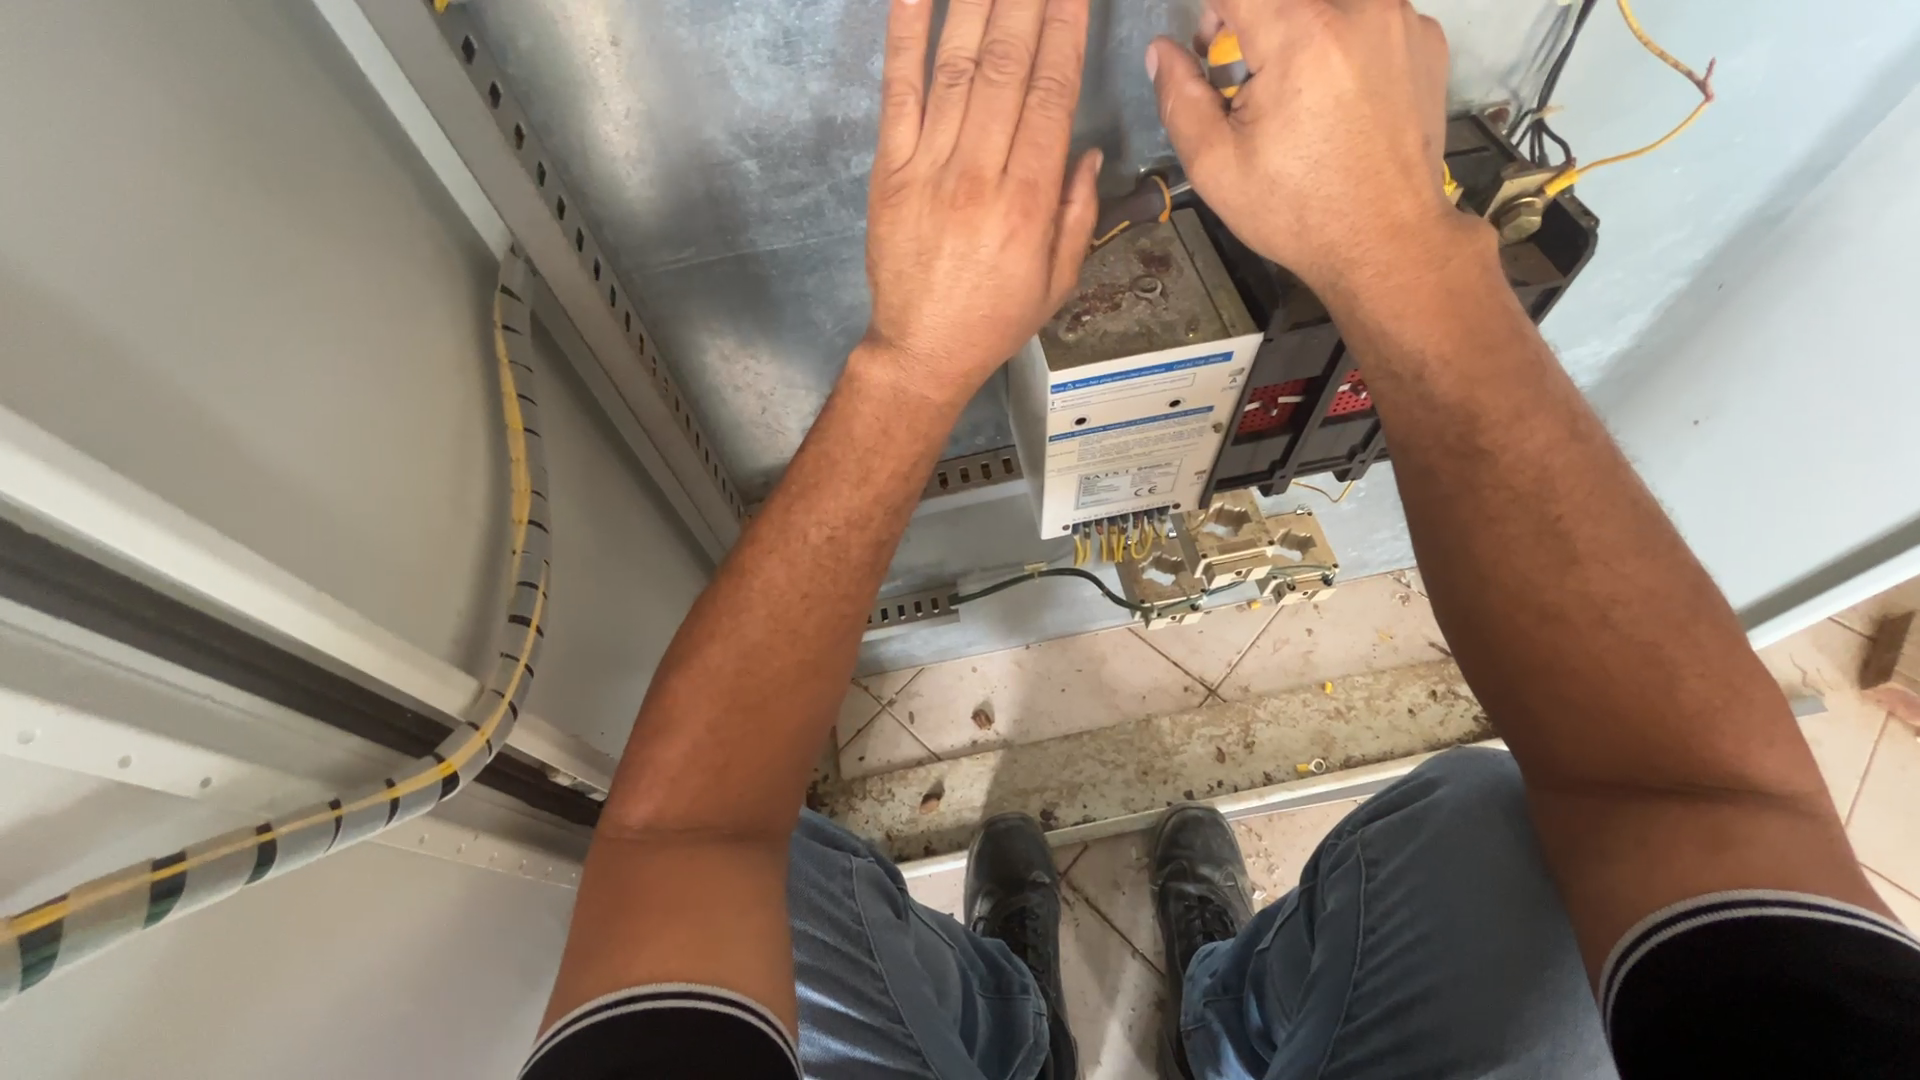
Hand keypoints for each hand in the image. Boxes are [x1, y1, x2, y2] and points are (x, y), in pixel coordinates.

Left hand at [861, 0, 1102, 403]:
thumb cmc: (993, 321)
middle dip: (1028, 0)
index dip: (1066, 31)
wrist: (922, 351)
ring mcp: (928, 168)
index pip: (1052, 95)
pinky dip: (905, 34)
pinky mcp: (890, 170)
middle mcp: (979, 175)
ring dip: (977, 2)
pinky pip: (898, 91)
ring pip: (957, 66)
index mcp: (1028, 203)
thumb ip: (1076, 214)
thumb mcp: (1057, 283)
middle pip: (1008, 67)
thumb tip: (1085, 149)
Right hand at [1147, 0, 1463, 297]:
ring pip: (1326, 4)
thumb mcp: (1215, 166)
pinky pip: (1367, 15)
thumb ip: (1180, 99)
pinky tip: (1334, 98)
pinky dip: (1338, 41)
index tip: (1203, 45)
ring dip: (1296, 31)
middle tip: (1241, 74)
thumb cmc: (1293, 211)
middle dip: (1250, 18)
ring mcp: (1400, 16)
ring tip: (1290, 91)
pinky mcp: (1424, 36)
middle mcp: (1358, 5)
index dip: (1210, 10)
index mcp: (1300, 32)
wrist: (1384, 240)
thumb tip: (1162, 51)